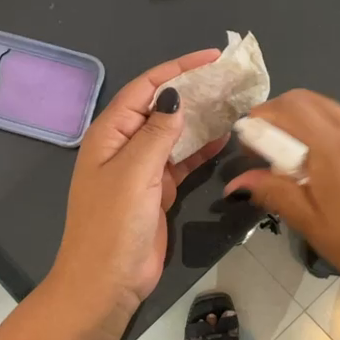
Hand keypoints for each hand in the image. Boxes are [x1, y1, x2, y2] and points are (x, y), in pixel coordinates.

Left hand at [48, 50, 228, 324]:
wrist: (106, 282)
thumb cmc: (113, 224)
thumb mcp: (134, 173)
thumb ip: (157, 133)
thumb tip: (174, 97)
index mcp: (109, 134)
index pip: (144, 88)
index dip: (177, 69)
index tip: (211, 58)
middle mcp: (123, 145)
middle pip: (160, 108)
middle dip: (192, 92)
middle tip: (230, 80)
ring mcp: (140, 170)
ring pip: (173, 134)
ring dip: (199, 119)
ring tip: (233, 103)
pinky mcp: (155, 192)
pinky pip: (180, 161)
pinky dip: (200, 149)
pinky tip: (223, 138)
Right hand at [223, 90, 339, 300]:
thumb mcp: (309, 221)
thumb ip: (273, 191)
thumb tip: (235, 182)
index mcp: (336, 150)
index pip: (290, 107)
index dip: (263, 116)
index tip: (251, 139)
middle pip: (311, 101)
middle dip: (284, 116)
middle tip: (272, 148)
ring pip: (337, 114)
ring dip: (313, 128)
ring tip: (310, 167)